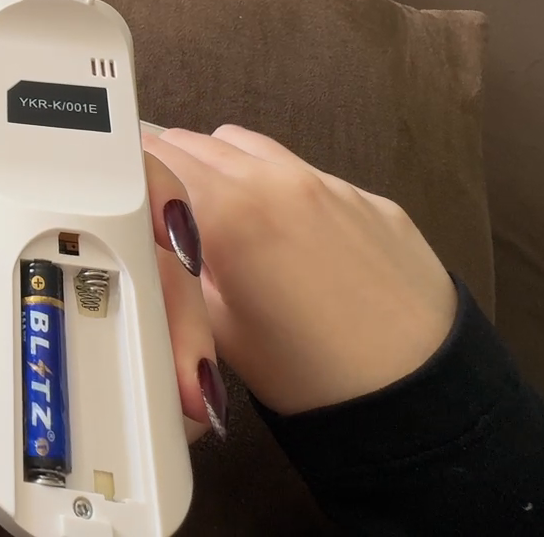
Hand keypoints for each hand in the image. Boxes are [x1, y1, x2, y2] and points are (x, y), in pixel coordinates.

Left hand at [0, 146, 225, 440]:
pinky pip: (178, 355)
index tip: (168, 228)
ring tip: (191, 397)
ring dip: (192, 344)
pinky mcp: (141, 348)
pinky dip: (189, 381)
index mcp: (59, 214)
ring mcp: (129, 296)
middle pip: (164, 249)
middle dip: (181, 294)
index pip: (119, 177)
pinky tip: (192, 411)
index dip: (156, 189)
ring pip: (181, 303)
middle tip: (180, 347)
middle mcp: (104, 245)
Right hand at [143, 125, 457, 416]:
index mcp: (227, 209)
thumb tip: (147, 229)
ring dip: (216, 163)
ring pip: (240, 142)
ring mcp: (326, 182)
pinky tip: (285, 233)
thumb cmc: (307, 373)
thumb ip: (171, 261)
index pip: (150, 153)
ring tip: (221, 213)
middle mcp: (274, 180)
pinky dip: (272, 183)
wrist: (421, 403)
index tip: (123, 193)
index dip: (127, 172)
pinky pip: (297, 167)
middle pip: (190, 139)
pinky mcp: (366, 196)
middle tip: (164, 212)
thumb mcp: (211, 323)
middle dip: (167, 168)